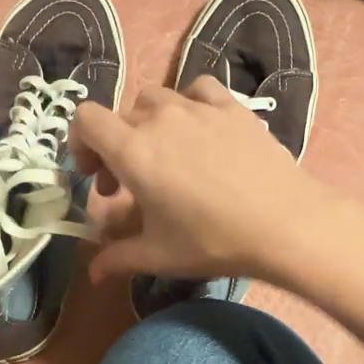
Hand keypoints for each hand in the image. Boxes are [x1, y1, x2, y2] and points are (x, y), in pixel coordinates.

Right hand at [71, 77, 351, 286]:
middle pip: (120, 115)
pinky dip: (188, 104)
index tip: (95, 176)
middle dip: (114, 146)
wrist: (283, 224)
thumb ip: (117, 258)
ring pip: (156, 100)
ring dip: (148, 124)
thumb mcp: (159, 255)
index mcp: (132, 150)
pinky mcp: (232, 107)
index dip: (80, 144)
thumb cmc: (212, 241)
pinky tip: (199, 129)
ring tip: (164, 156)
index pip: (85, 119)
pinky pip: (197, 89)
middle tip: (128, 185)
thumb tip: (93, 274)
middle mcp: (160, 118)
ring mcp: (198, 107)